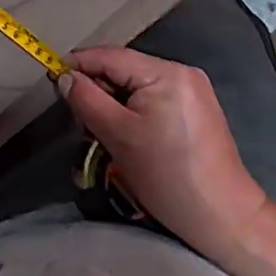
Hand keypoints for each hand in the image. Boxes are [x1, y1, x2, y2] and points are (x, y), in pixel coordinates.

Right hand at [59, 46, 270, 255]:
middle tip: (78, 117)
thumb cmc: (168, 176)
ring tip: (100, 130)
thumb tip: (64, 77)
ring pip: (136, 85)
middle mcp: (182, 72)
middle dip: (97, 88)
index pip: (110, 56)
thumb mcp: (118, 136)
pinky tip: (125, 134)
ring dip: (113, 102)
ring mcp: (192, 91)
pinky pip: (152, 98)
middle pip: (124, 69)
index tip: (51, 78)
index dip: (78, 64)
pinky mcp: (196, 110)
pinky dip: (132, 111)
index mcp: (166, 73)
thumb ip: (86, 100)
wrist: (224, 219)